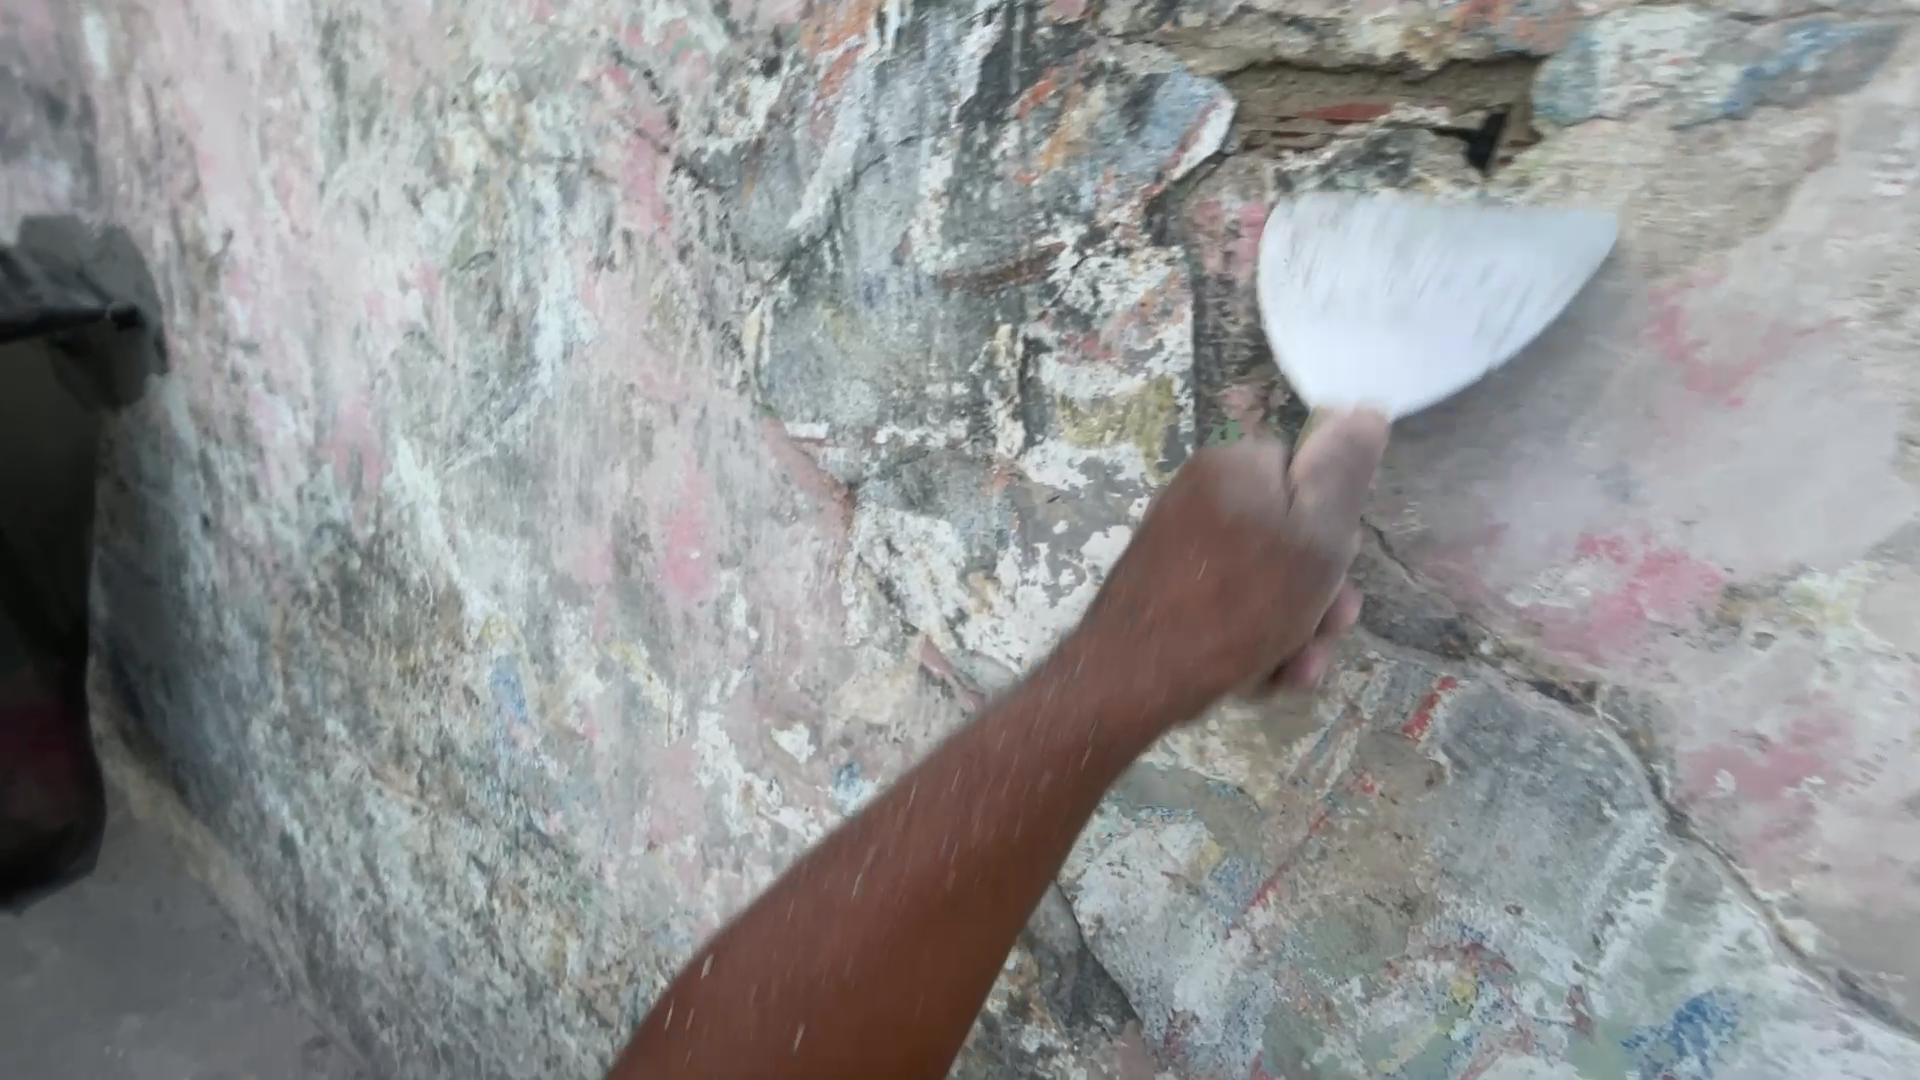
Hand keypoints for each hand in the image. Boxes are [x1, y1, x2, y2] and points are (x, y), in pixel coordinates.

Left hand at [1077, 410, 1389, 718]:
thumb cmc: (1239, 603)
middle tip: (1327, 626)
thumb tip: (1362, 410)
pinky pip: (1225, 605)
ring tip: (1296, 667)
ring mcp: (1175, 544)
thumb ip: (1342, 473)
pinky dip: (1250, 638)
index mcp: (1231, 467)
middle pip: (1285, 534)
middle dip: (1317, 590)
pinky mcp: (1162, 587)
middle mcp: (1197, 495)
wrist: (1136, 674)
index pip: (1304, 472)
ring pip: (1260, 580)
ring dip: (1293, 627)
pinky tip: (1264, 676)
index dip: (1332, 522)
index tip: (1337, 563)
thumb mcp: (1317, 536)